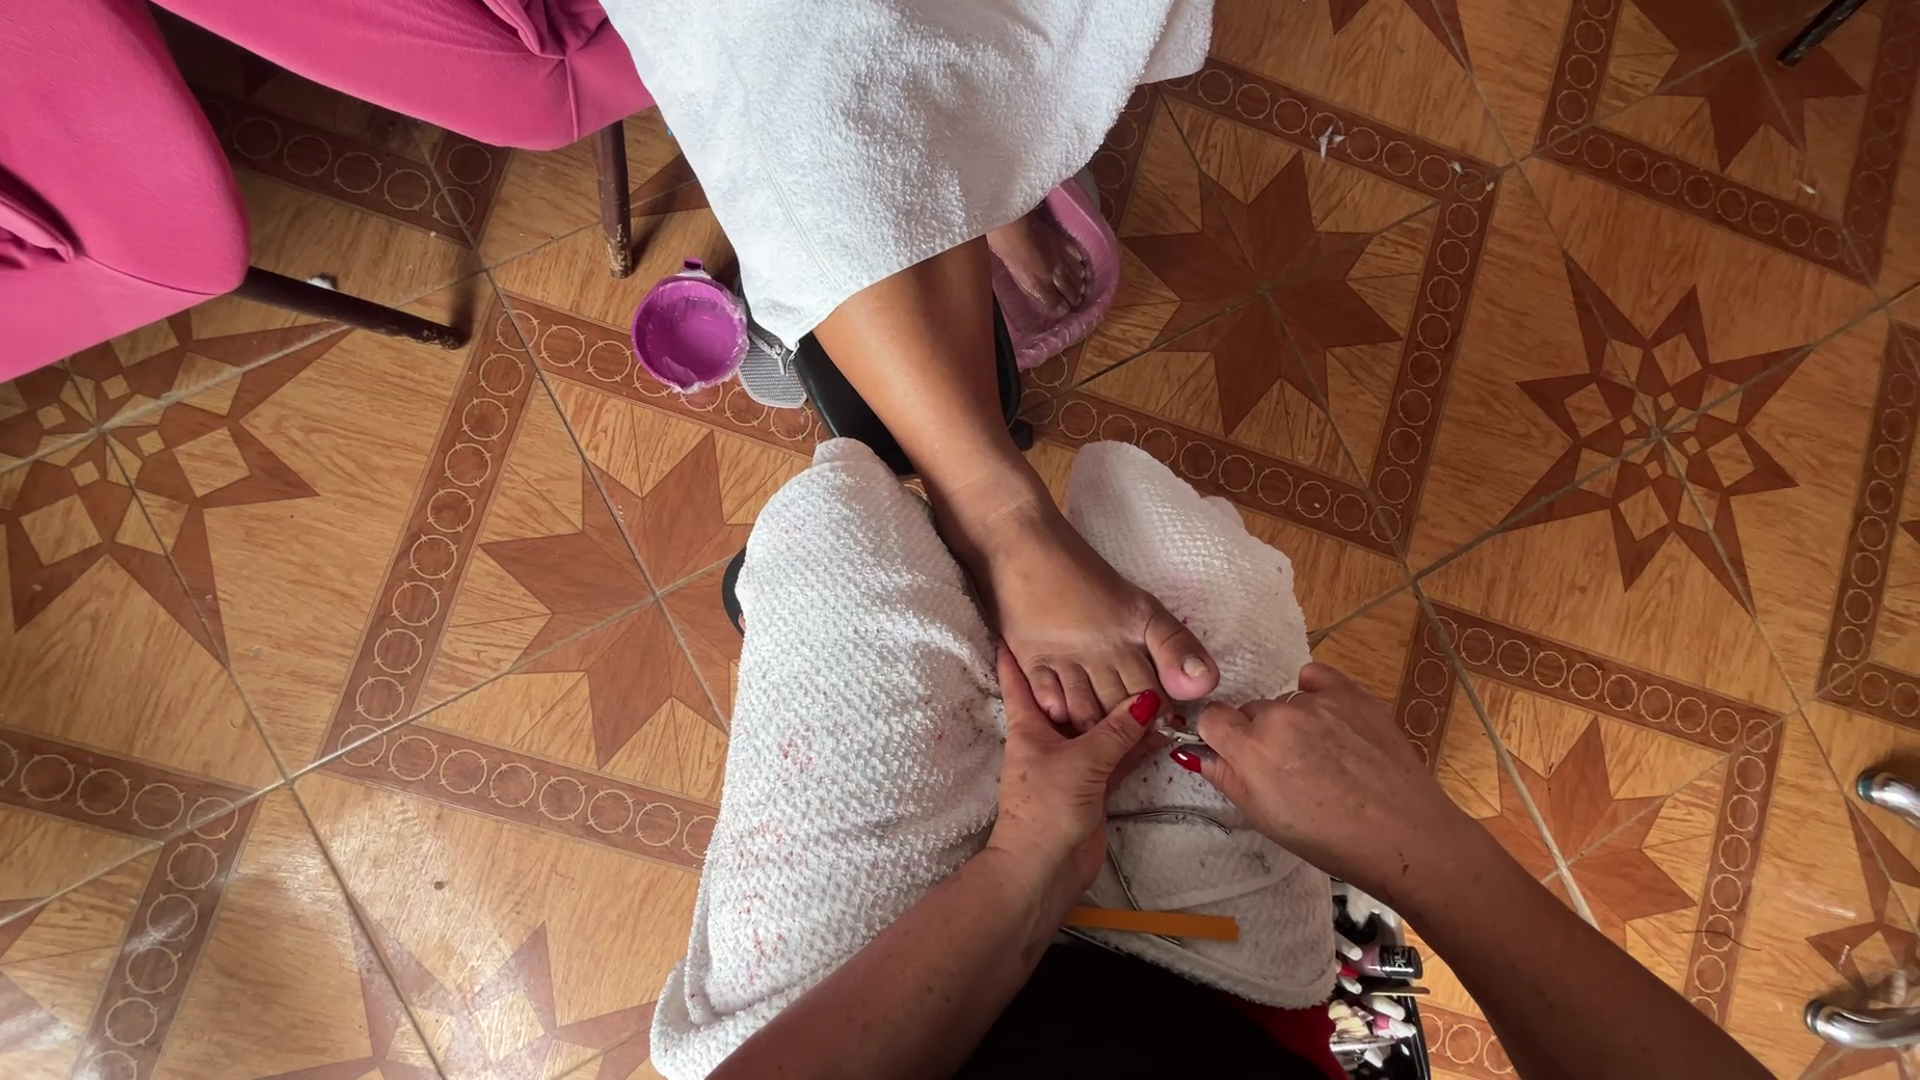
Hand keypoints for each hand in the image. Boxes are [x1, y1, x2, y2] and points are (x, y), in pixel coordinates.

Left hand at [986, 642, 1157, 921]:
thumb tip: (1147, 700)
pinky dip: (1134, 745)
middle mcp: (1049, 737)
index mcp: (1028, 724)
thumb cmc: (1045, 807)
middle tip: (1111, 642)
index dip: (1015, 651)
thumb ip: (1116, 731)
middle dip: (1087, 675)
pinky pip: (1116, 756)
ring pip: (1097, 727)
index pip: (1018, 678)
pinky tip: (1159, 729)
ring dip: (1119, 712)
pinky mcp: (1093, 785)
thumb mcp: (1081, 761)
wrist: (1043, 869)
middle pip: (1068, 697)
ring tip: (1149, 680)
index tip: (1016, 621)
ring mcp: (1071, 761)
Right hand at [1186, 663, 1475, 899]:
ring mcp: (1316, 702)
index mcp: (1250, 748)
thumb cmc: (1329, 839)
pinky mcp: (1351, 694)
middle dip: (1259, 733)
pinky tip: (1329, 717)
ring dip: (1291, 720)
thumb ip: (1225, 777)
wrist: (1407, 837)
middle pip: (1250, 711)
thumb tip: (1195, 753)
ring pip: (1284, 701)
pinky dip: (1315, 690)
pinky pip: (1315, 677)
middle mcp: (1278, 716)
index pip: (1211, 717)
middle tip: (1287, 766)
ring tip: (1322, 754)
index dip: (1221, 736)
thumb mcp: (1264, 818)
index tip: (1237, 754)